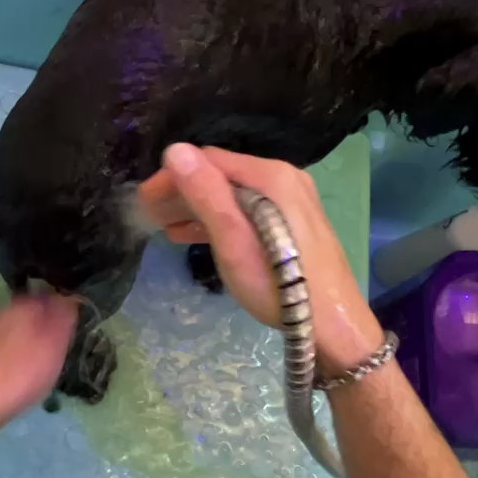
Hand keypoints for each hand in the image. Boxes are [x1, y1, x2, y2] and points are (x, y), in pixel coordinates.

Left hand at [0, 293, 80, 434]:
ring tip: (53, 360)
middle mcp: (9, 310)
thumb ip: (65, 316)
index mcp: (27, 302)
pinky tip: (31, 370)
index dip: (73, 305)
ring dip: (43, 338)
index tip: (82, 325)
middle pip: (42, 309)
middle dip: (57, 323)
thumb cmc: (22, 373)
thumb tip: (73, 296)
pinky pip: (18, 342)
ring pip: (30, 326)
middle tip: (69, 345)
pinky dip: (28, 351)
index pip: (58, 293)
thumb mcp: (55, 343)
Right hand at [139, 143, 384, 377]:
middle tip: (148, 216)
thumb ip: (205, 193)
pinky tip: (194, 237)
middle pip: (221, 176)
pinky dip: (219, 220)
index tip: (144, 201)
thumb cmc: (277, 284)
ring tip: (164, 229)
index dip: (172, 177)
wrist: (333, 327)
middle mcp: (285, 179)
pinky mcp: (294, 224)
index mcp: (271, 176)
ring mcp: (292, 201)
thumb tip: (173, 149)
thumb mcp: (233, 240)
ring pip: (233, 195)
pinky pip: (247, 211)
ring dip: (197, 208)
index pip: (208, 160)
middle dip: (181, 193)